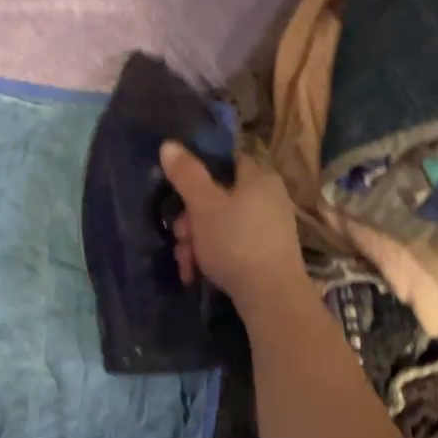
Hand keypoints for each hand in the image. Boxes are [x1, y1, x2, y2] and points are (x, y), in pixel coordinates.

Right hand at [162, 143, 301, 308]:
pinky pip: (231, 244)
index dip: (195, 178)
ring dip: (195, 244)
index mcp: (257, 176)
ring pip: (219, 225)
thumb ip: (186, 175)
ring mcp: (268, 225)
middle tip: (181, 240)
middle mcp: (267, 195)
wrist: (270, 293)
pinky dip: (211, 257)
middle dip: (190, 222)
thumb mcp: (204, 206)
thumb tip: (168, 144)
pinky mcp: (266, 251)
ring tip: (187, 264)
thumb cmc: (235, 242)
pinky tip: (197, 274)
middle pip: (216, 198)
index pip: (222, 162)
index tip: (177, 200)